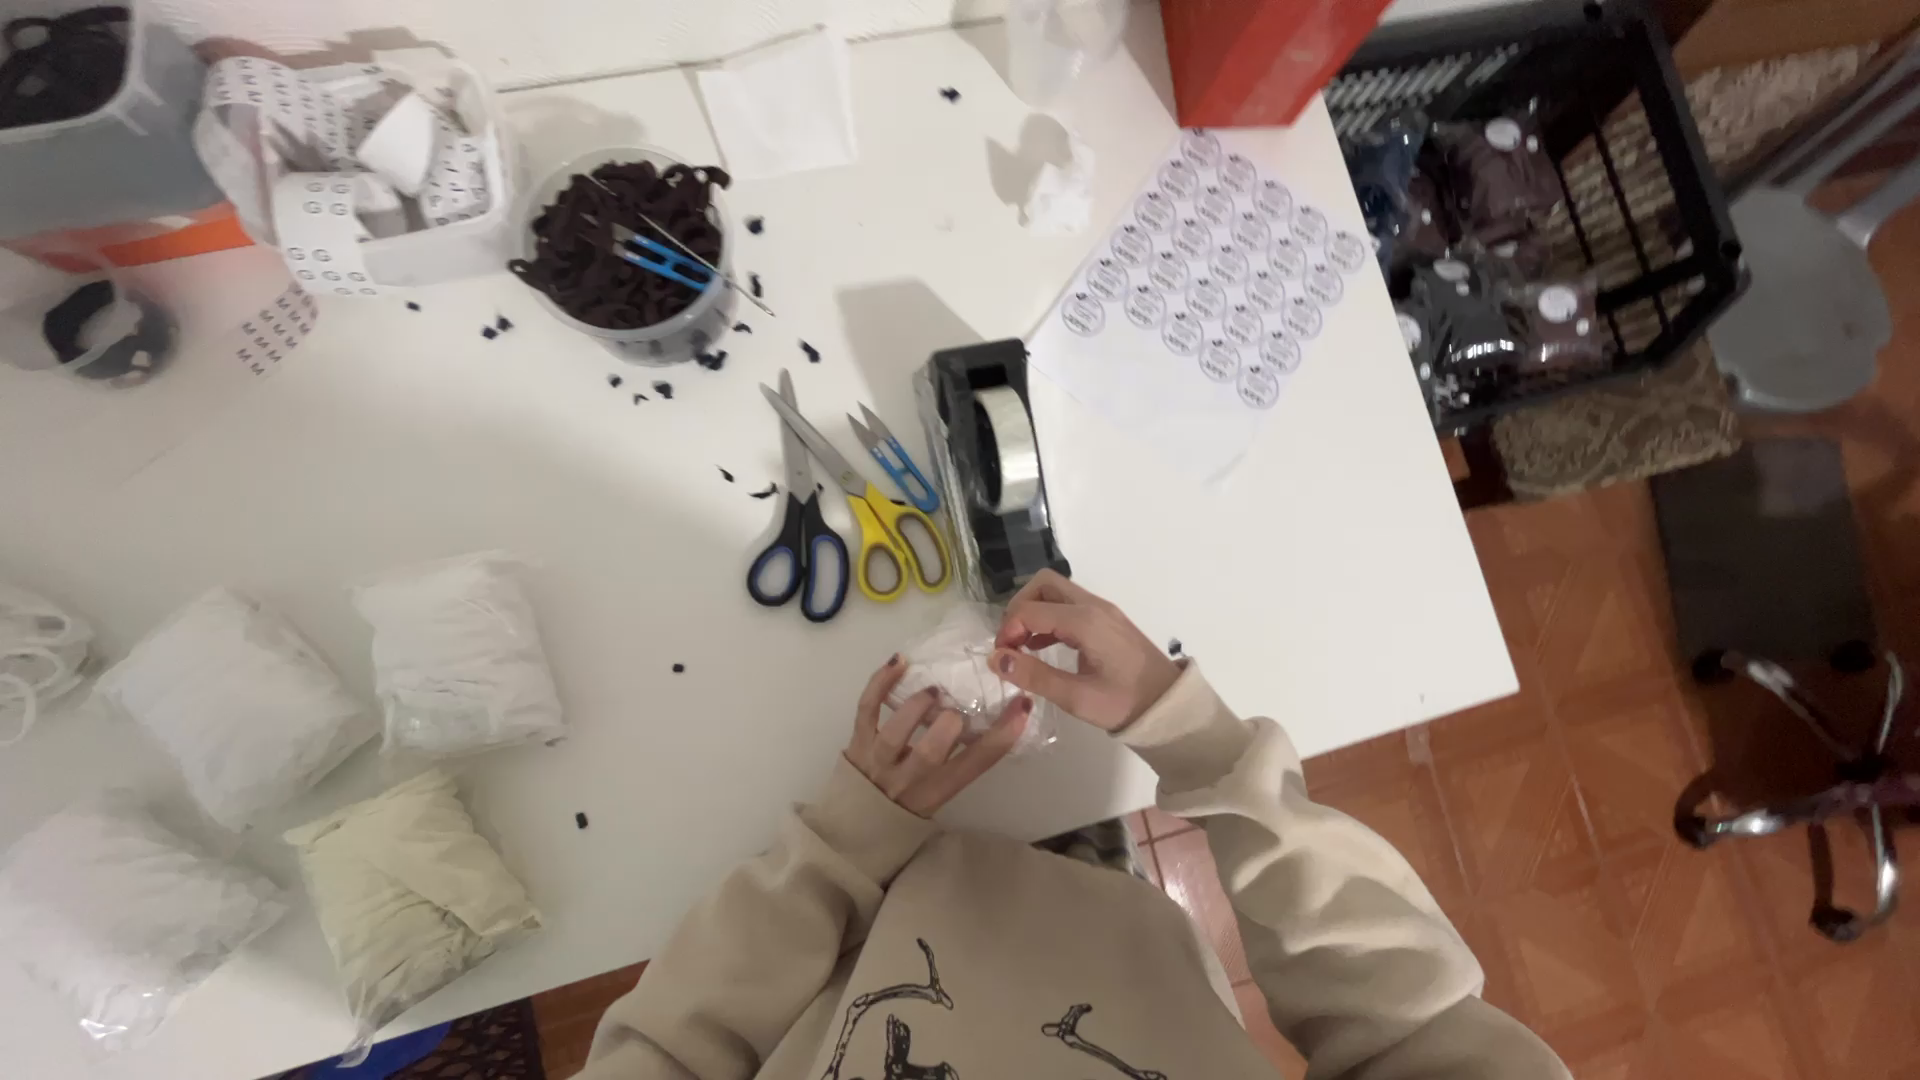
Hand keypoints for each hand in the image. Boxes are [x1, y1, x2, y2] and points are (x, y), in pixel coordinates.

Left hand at [846, 655, 1030, 816]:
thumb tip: (991, 717)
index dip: (1001, 735)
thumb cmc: (906, 806)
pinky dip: (880, 682)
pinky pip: (866, 709)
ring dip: (916, 706)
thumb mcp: (940, 792)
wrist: (854, 829)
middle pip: (929, 755)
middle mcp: (908, 778)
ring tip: (933, 689)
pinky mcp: (857, 741)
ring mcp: (879, 760)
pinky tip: (899, 661)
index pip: (974, 765)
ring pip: (894, 734)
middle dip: (948, 727)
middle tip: (957, 710)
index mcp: (937, 791)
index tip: (1021, 705)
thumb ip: (960, 762)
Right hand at [990, 570, 1179, 732]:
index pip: (1030, 610)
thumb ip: (1034, 676)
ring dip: (1033, 611)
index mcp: (1086, 622)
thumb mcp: (1077, 697)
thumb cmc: (1125, 704)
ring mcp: (1102, 610)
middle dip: (1019, 608)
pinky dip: (1049, 617)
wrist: (1170, 707)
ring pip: (1056, 592)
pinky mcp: (1106, 620)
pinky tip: (1041, 646)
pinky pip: (1069, 605)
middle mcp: (1093, 606)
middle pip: (1043, 585)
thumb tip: (995, 659)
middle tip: (1010, 643)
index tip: (1002, 658)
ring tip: (1022, 647)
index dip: (1008, 630)